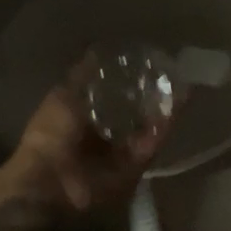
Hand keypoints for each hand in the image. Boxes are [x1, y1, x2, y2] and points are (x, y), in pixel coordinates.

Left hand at [0, 56, 167, 217]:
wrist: (51, 182)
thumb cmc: (50, 135)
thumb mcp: (63, 95)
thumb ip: (81, 75)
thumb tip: (96, 48)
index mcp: (79, 119)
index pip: (107, 97)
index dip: (123, 81)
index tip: (141, 62)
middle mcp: (101, 137)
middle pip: (131, 114)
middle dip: (148, 95)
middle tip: (168, 71)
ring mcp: (120, 154)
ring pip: (146, 127)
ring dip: (163, 107)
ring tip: (180, 82)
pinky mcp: (136, 167)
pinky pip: (153, 143)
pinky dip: (166, 124)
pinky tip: (180, 100)